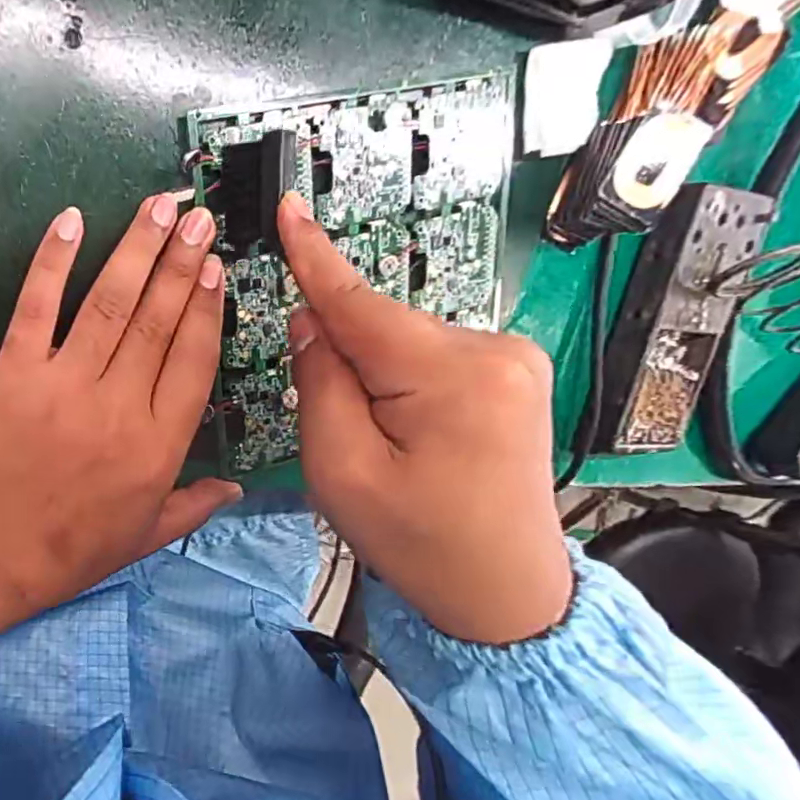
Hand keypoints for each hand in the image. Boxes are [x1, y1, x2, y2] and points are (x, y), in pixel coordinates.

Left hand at [0, 194, 243, 644]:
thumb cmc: (58, 556)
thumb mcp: (136, 541)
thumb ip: (189, 509)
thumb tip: (235, 486)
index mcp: (155, 450)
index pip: (194, 363)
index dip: (207, 310)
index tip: (216, 269)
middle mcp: (116, 409)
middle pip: (157, 322)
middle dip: (180, 263)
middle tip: (198, 217)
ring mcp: (61, 387)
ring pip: (108, 306)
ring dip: (135, 250)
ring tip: (159, 208)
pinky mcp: (11, 375)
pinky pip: (35, 308)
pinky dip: (52, 262)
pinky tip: (70, 223)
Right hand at [277, 192, 571, 643]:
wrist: (505, 593)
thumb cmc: (414, 539)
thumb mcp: (339, 467)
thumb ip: (319, 382)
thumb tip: (310, 320)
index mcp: (448, 375)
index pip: (358, 303)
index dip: (314, 255)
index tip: (289, 206)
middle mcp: (491, 348)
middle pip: (375, 328)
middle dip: (339, 359)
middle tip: (340, 429)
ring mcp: (509, 357)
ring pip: (396, 342)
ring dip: (366, 374)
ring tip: (378, 441)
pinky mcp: (509, 371)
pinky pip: (421, 354)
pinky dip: (392, 378)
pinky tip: (401, 428)